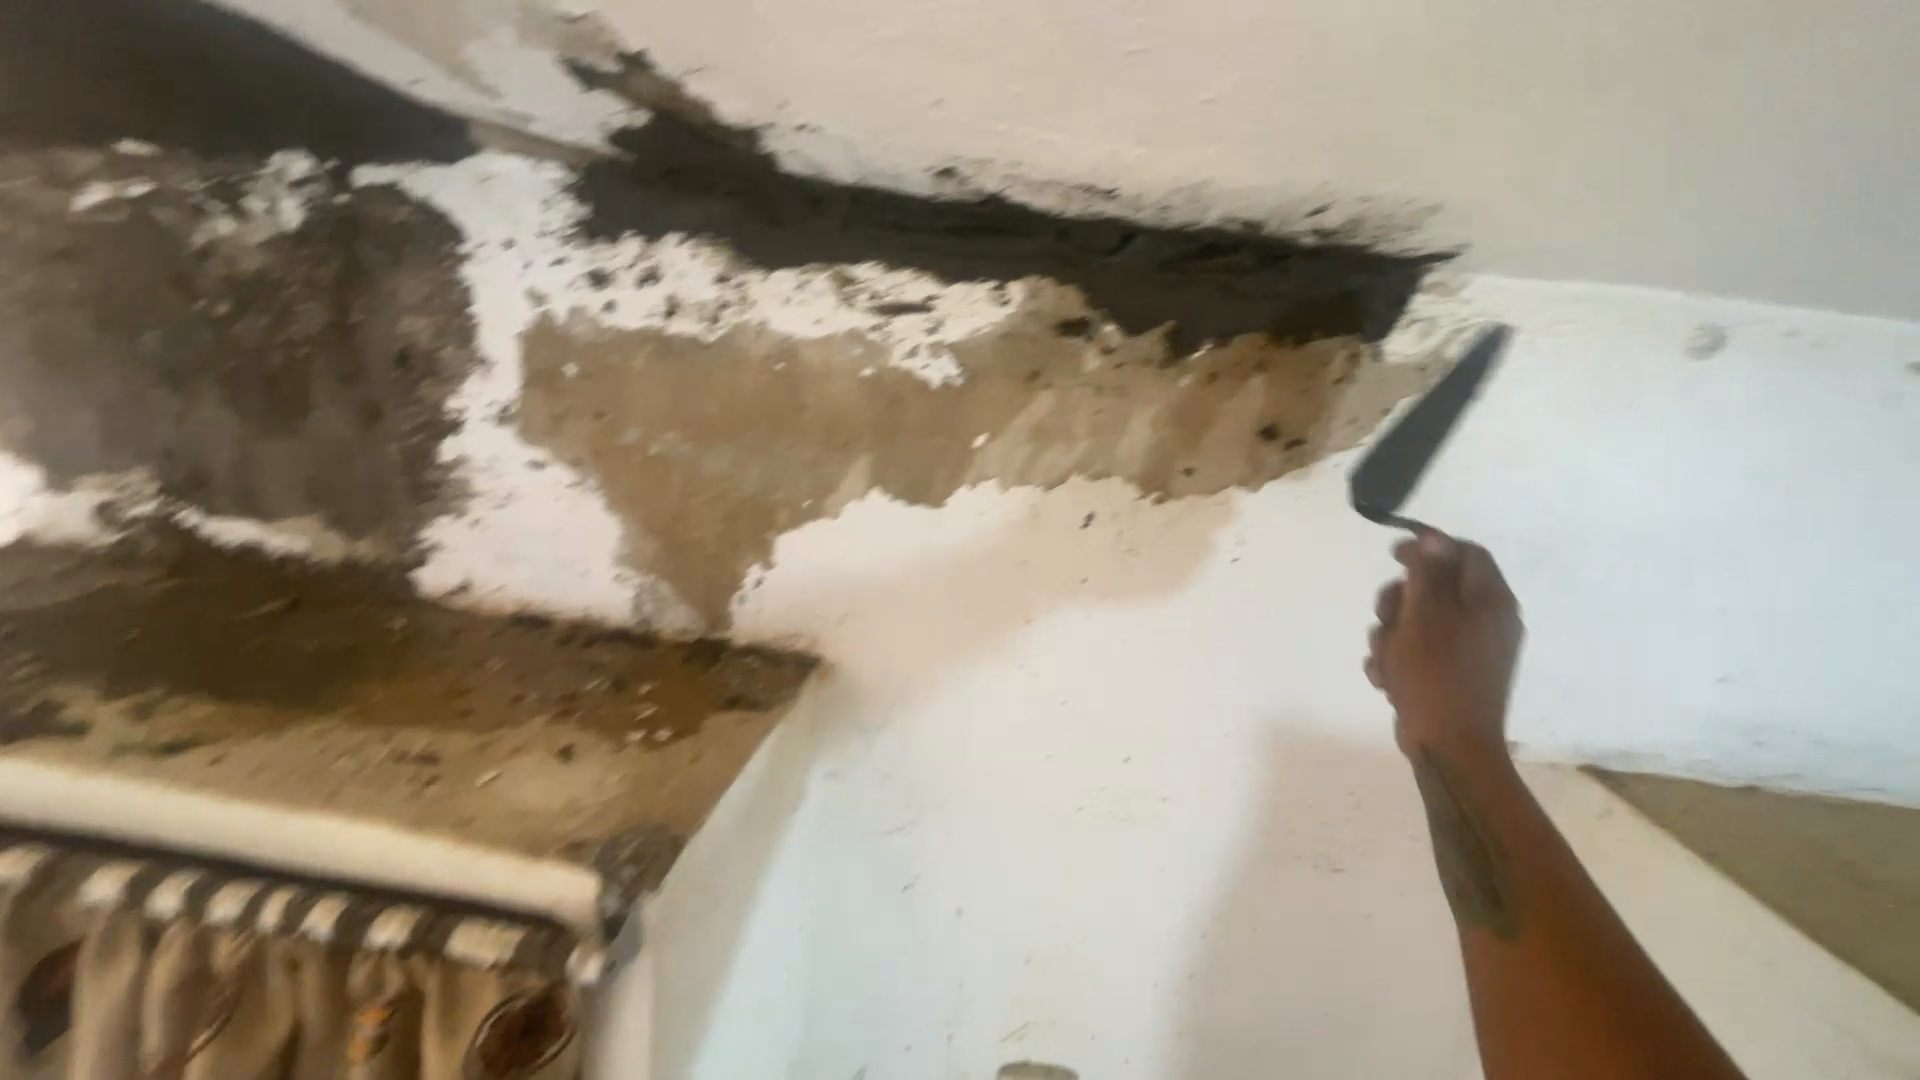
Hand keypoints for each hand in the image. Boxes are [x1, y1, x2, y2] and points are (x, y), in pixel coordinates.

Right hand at [1365, 530, 1523, 762]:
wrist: (1448, 745)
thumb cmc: (1435, 673)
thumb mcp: (1424, 614)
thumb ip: (1427, 572)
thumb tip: (1434, 538)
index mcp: (1490, 601)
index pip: (1465, 553)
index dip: (1429, 548)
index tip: (1393, 556)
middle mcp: (1488, 621)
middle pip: (1437, 586)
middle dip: (1401, 599)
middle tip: (1383, 616)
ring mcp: (1472, 650)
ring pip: (1420, 621)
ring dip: (1392, 633)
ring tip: (1384, 658)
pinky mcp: (1454, 674)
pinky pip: (1421, 651)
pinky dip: (1400, 658)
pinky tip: (1387, 677)